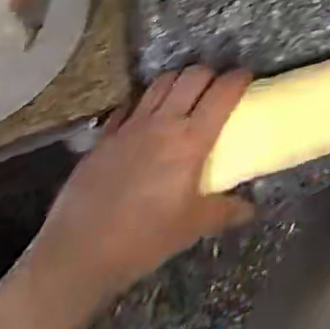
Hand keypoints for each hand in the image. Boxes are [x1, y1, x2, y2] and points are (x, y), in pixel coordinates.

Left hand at [18, 66, 254, 311]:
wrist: (78, 254)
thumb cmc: (144, 239)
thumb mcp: (193, 227)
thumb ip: (226, 211)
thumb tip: (251, 209)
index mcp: (190, 141)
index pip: (222, 94)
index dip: (239, 79)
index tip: (248, 78)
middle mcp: (162, 123)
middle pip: (192, 76)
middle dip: (210, 74)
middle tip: (218, 87)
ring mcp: (130, 127)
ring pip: (160, 82)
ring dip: (179, 80)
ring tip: (186, 94)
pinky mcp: (105, 137)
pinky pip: (130, 105)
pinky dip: (145, 102)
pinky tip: (147, 117)